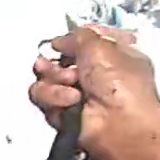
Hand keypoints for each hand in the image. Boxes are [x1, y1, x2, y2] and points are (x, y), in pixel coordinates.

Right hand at [29, 26, 159, 159]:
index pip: (83, 41)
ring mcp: (76, 94)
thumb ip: (77, 36)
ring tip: (72, 89)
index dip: (71, 40)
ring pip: (45, 78)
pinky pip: (42, 97)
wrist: (118, 123)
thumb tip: (58, 42)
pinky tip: (70, 101)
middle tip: (62, 69)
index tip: (63, 42)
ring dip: (55, 81)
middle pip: (58, 59)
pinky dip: (54, 97)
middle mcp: (93, 74)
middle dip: (56, 63)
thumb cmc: (118, 81)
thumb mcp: (101, 46)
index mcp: (112, 55)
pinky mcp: (61, 112)